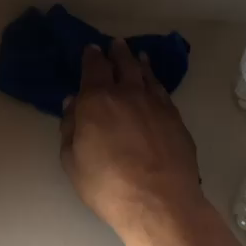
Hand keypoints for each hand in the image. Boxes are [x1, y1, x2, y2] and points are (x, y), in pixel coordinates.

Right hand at [61, 40, 209, 236]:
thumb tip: (73, 104)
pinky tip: (154, 84)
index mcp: (97, 101)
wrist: (158, 201)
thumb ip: (70, 128)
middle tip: (114, 45)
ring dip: (139, 63)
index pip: (93, 68)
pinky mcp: (175, 119)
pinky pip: (162, 91)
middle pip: (123, 64)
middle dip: (116, 53)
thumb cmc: (105, 184)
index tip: (90, 50)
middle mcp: (127, 94)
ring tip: (137, 56)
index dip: (90, 57)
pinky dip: (155, 81)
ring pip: (146, 75)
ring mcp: (156, 105)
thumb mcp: (72, 160)